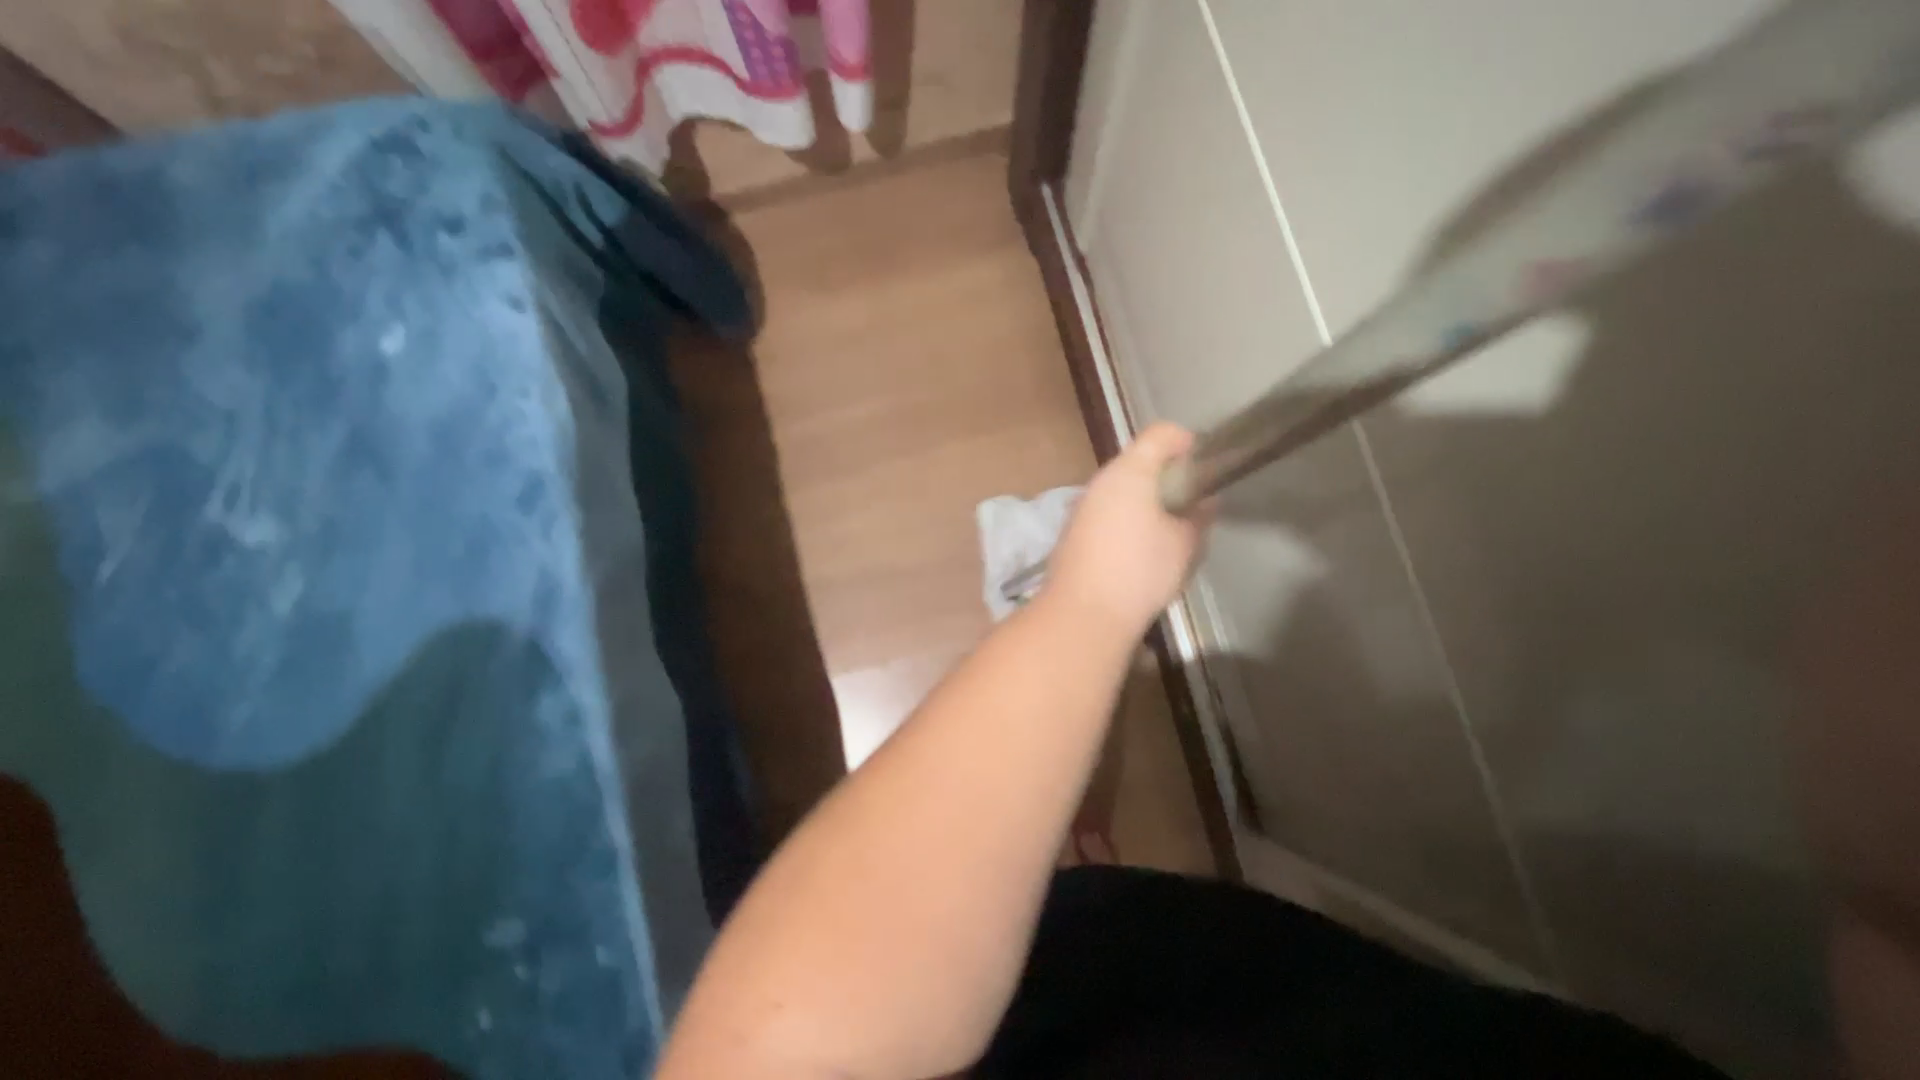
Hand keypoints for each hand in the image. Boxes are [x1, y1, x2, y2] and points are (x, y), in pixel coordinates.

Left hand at [1041, 423, 1212, 634]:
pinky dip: (1124, 520)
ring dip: (1143, 500)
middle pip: (1136, 462)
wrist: (1083, 614)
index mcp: (1129, 472)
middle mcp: (1100, 482)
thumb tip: (1205, 502)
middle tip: (1190, 500)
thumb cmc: (1140, 571)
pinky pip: (1104, 514)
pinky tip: (1139, 550)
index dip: (1185, 441)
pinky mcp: (1071, 533)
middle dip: (1164, 475)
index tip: (1203, 462)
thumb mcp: (1184, 546)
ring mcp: (1081, 507)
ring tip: (1168, 528)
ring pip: (1118, 490)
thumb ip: (1198, 518)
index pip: (1159, 435)